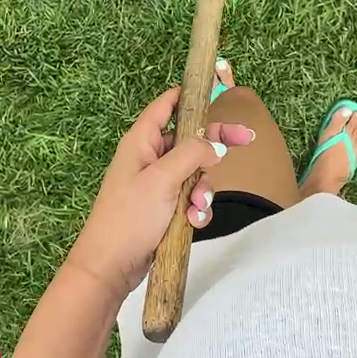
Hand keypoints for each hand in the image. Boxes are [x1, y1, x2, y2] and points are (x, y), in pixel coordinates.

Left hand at [65, 88, 256, 299]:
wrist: (110, 267)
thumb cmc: (129, 217)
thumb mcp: (162, 179)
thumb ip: (191, 155)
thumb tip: (215, 145)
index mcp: (141, 141)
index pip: (167, 105)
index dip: (192, 95)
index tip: (220, 89)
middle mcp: (149, 157)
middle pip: (189, 139)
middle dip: (215, 145)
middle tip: (246, 140)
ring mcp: (156, 183)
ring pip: (194, 172)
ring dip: (202, 189)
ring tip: (196, 207)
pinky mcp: (163, 207)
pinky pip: (190, 198)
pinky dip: (196, 208)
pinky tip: (193, 222)